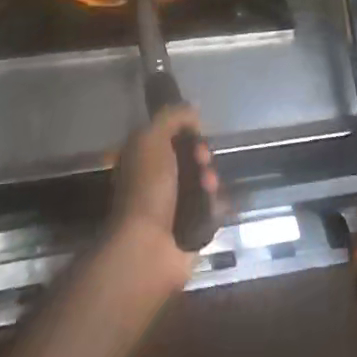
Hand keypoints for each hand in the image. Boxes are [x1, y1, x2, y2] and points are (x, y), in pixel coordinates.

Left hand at [106, 106, 221, 287]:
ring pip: (204, 183)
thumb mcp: (152, 139)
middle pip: (191, 158)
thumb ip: (172, 117)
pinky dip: (215, 206)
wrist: (148, 247)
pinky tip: (212, 208)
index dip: (186, 131)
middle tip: (202, 162)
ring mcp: (173, 206)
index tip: (195, 133)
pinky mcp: (190, 229)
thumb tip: (193, 110)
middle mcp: (156, 179)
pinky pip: (211, 209)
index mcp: (142, 157)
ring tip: (207, 189)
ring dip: (210, 181)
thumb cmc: (147, 188)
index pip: (171, 135)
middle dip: (201, 156)